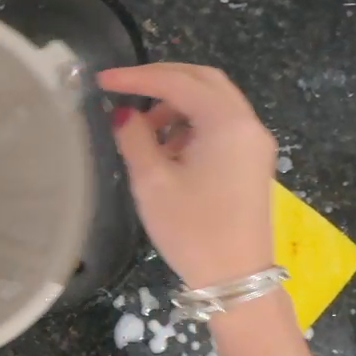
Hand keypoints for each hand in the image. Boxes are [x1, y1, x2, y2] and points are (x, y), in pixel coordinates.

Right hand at [101, 63, 276, 288]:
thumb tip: (123, 114)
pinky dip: (191, 122)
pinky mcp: (251, 161)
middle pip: (204, 81)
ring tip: (142, 128)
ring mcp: (253, 143)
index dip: (137, 78)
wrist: (235, 278)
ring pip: (214, 102)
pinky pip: (221, 124)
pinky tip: (167, 146)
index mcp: (227, 123)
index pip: (178, 83)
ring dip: (177, 103)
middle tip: (124, 89)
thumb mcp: (152, 183)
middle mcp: (247, 124)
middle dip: (162, 80)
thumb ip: (135, 139)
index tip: (102, 81)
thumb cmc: (192, 230)